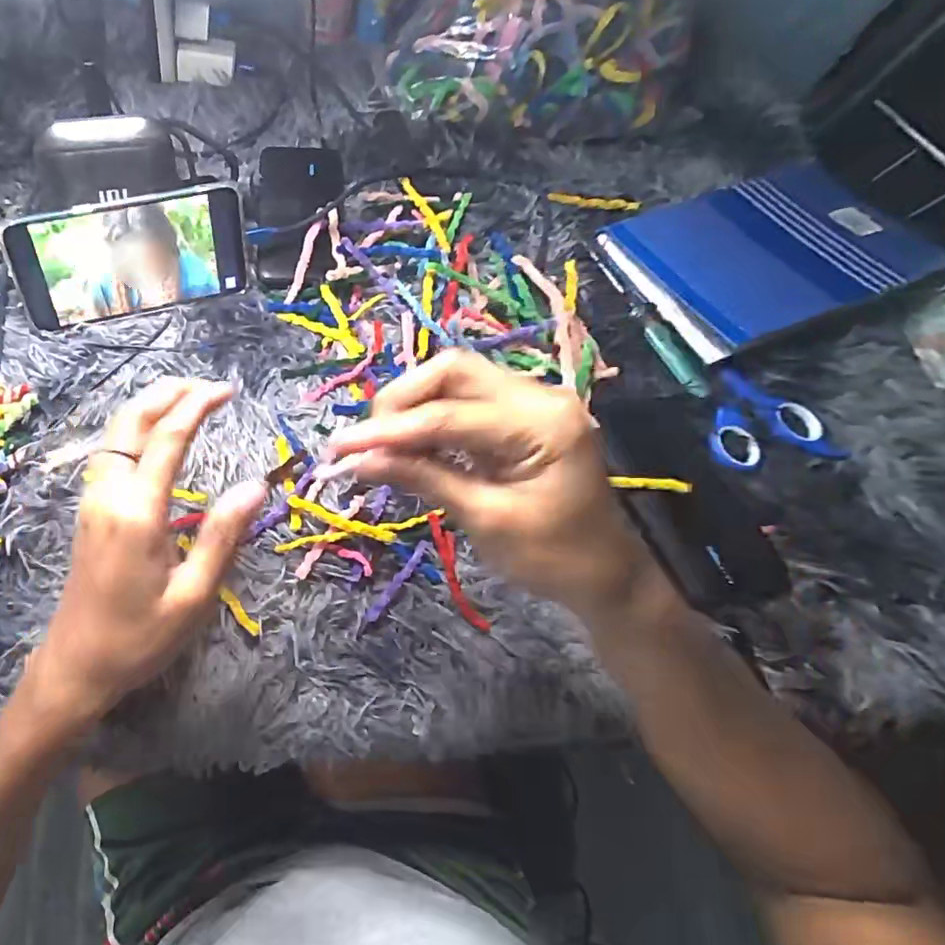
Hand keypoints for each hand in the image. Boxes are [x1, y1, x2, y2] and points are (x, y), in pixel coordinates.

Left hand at [22, 379, 267, 728]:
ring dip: (149, 407)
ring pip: (115, 433)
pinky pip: (109, 452)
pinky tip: (155, 437)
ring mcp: (92, 500)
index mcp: (137, 512)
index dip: (198, 405)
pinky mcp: (88, 511)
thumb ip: (222, 537)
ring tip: (187, 399)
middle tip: (207, 385)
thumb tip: (255, 486)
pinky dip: (135, 429)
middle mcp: (108, 494)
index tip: (228, 390)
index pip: (168, 437)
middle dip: (168, 392)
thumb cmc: (138, 639)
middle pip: (131, 420)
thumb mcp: (192, 596)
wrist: (75, 664)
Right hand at [321, 350, 656, 620]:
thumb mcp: (484, 521)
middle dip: (398, 402)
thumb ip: (422, 480)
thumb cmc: (552, 558)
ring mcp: (531, 400)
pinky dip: (429, 417)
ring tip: (378, 444)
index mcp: (543, 424)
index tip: (339, 450)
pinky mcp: (519, 413)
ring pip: (453, 378)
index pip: (448, 415)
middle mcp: (539, 396)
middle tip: (363, 443)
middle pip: (450, 371)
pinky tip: (407, 443)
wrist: (605, 573)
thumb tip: (358, 462)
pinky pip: (464, 399)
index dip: (388, 431)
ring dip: (410, 405)